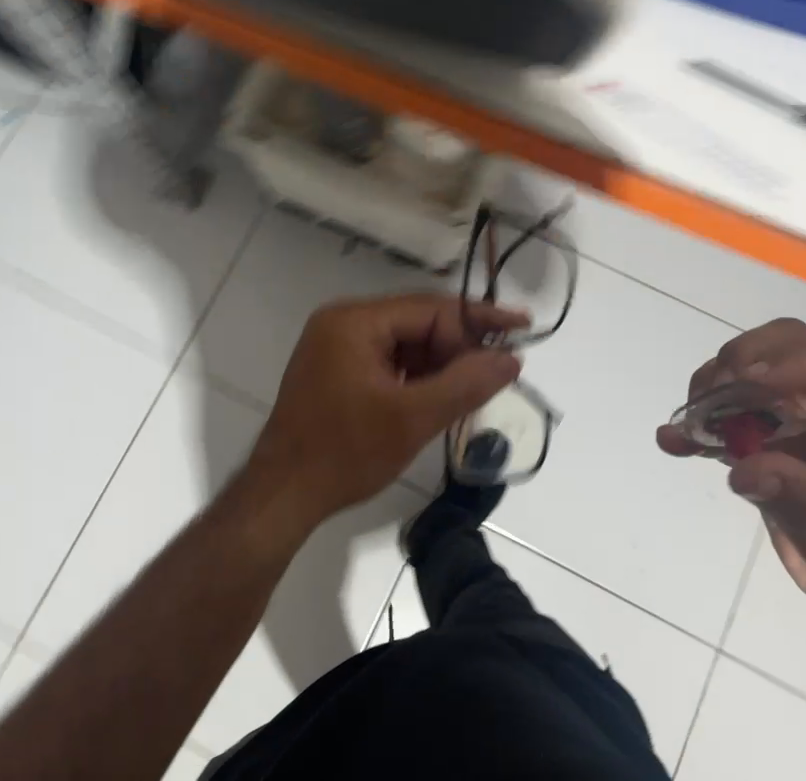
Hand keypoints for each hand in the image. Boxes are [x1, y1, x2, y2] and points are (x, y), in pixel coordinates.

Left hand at [243, 294, 525, 529]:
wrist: (282, 495)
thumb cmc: (344, 453)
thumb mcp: (413, 419)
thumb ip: (465, 384)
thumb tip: (512, 359)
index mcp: (354, 322)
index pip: (430, 309)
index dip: (479, 321)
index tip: (523, 331)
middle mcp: (342, 324)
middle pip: (417, 323)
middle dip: (461, 346)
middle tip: (503, 369)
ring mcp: (335, 348)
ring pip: (405, 344)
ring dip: (441, 364)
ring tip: (480, 386)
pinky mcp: (336, 372)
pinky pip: (388, 363)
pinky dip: (417, 378)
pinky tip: (443, 397)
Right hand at [658, 319, 805, 636]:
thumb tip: (743, 467)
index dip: (797, 361)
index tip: (747, 377)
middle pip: (796, 350)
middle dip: (749, 360)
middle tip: (713, 387)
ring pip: (757, 379)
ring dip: (718, 390)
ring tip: (688, 418)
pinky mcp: (776, 450)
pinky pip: (735, 425)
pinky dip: (704, 429)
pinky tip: (673, 440)